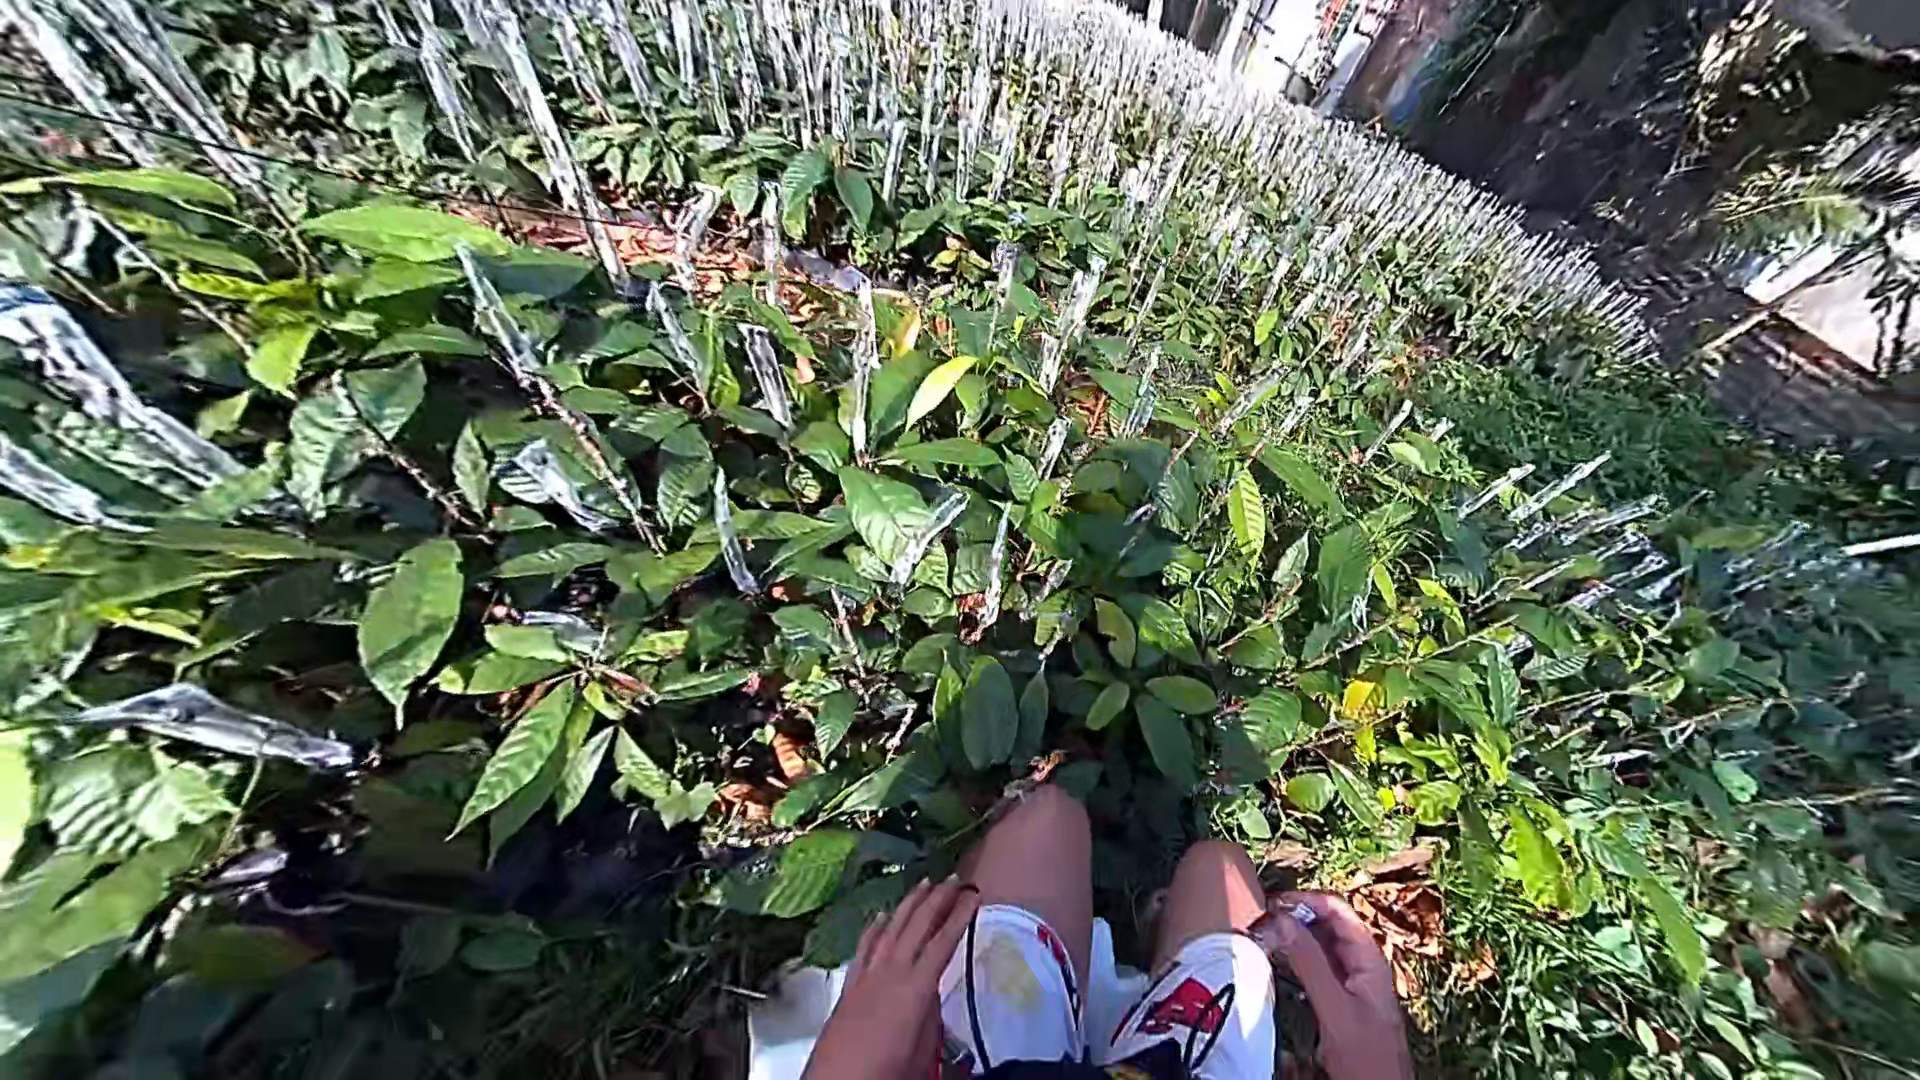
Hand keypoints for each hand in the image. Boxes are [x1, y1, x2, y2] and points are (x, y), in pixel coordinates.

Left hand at [803, 876, 980, 1079]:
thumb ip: (930, 1016)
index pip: (944, 942)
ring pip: (893, 926)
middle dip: (939, 898)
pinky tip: (881, 913)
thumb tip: (934, 990)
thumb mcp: (921, 1053)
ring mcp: (868, 973)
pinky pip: (865, 944)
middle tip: (955, 878)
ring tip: (925, 881)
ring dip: (911, 902)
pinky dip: (875, 925)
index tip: (974, 896)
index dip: (960, 916)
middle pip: (919, 924)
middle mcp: (892, 971)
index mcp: (916, 988)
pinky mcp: (850, 983)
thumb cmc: (885, 1076)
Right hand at [1269, 891, 1412, 1079]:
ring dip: (1291, 934)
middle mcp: (1361, 962)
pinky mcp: (1339, 994)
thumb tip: (1279, 918)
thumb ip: (1309, 962)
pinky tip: (1276, 958)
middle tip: (1262, 920)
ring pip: (1318, 940)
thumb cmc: (1365, 1059)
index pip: (1336, 909)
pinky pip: (1314, 961)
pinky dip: (1294, 953)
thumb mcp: (1335, 1009)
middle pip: (1325, 921)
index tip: (1272, 905)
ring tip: (1263, 935)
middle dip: (1294, 915)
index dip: (1305, 900)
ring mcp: (1351, 979)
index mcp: (1369, 959)